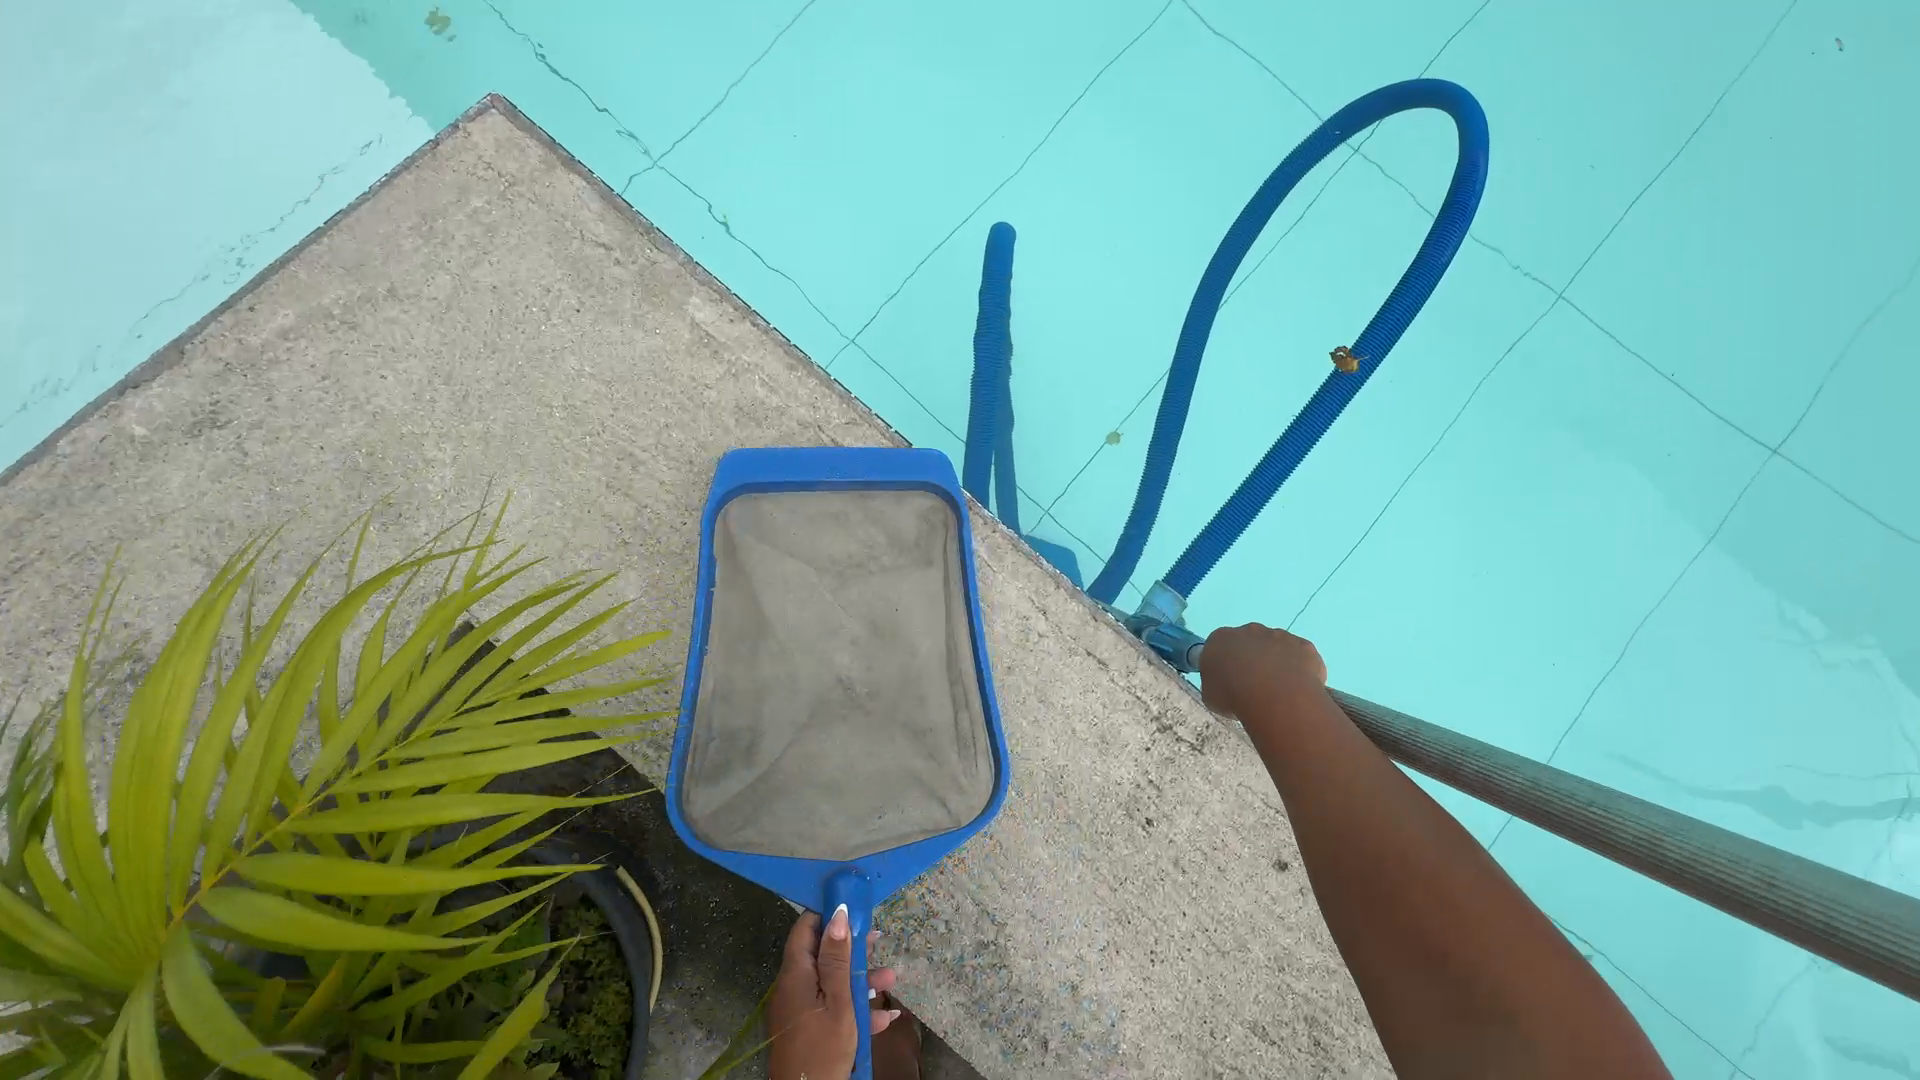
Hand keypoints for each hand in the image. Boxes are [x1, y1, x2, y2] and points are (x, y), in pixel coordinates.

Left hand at [767, 906, 901, 1079]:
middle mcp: (793, 987)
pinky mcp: (808, 1029)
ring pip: (831, 983)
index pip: (805, 929)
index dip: (827, 913)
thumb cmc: (824, 1046)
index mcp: (796, 974)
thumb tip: (838, 913)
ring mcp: (800, 1009)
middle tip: (878, 940)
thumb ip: (837, 957)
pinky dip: (856, 1009)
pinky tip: (884, 1016)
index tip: (852, 906)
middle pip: (822, 954)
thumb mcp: (838, 1000)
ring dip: (861, 980)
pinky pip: (831, 1008)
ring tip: (891, 978)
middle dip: (852, 949)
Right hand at [1199, 622, 1327, 724]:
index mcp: (1220, 638)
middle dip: (1252, 659)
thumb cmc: (1232, 695)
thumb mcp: (1208, 694)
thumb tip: (1222, 682)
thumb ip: (1215, 681)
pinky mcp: (1305, 646)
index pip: (1220, 646)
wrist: (1272, 696)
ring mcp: (1280, 635)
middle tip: (1254, 686)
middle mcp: (1249, 630)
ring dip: (1277, 663)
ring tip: (1278, 691)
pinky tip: (1297, 689)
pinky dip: (1300, 669)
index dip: (1225, 664)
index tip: (1229, 681)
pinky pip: (1301, 657)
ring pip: (1277, 648)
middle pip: (1250, 642)